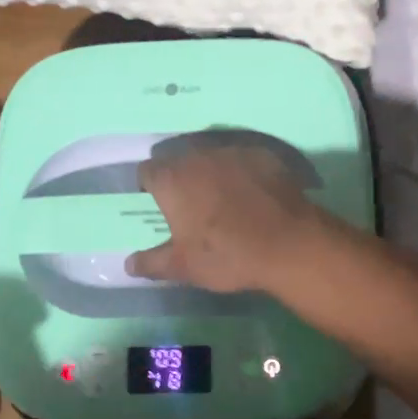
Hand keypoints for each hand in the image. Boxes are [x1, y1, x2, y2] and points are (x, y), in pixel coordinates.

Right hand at [125, 143, 335, 292]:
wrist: (288, 243)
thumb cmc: (227, 255)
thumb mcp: (183, 267)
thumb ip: (152, 263)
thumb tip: (129, 264)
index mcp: (173, 178)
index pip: (148, 171)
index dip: (150, 187)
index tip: (159, 205)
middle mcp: (199, 156)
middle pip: (181, 161)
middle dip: (183, 179)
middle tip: (192, 207)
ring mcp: (234, 151)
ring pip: (213, 158)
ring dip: (213, 173)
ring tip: (225, 200)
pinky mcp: (265, 154)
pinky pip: (244, 160)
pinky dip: (243, 173)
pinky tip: (255, 196)